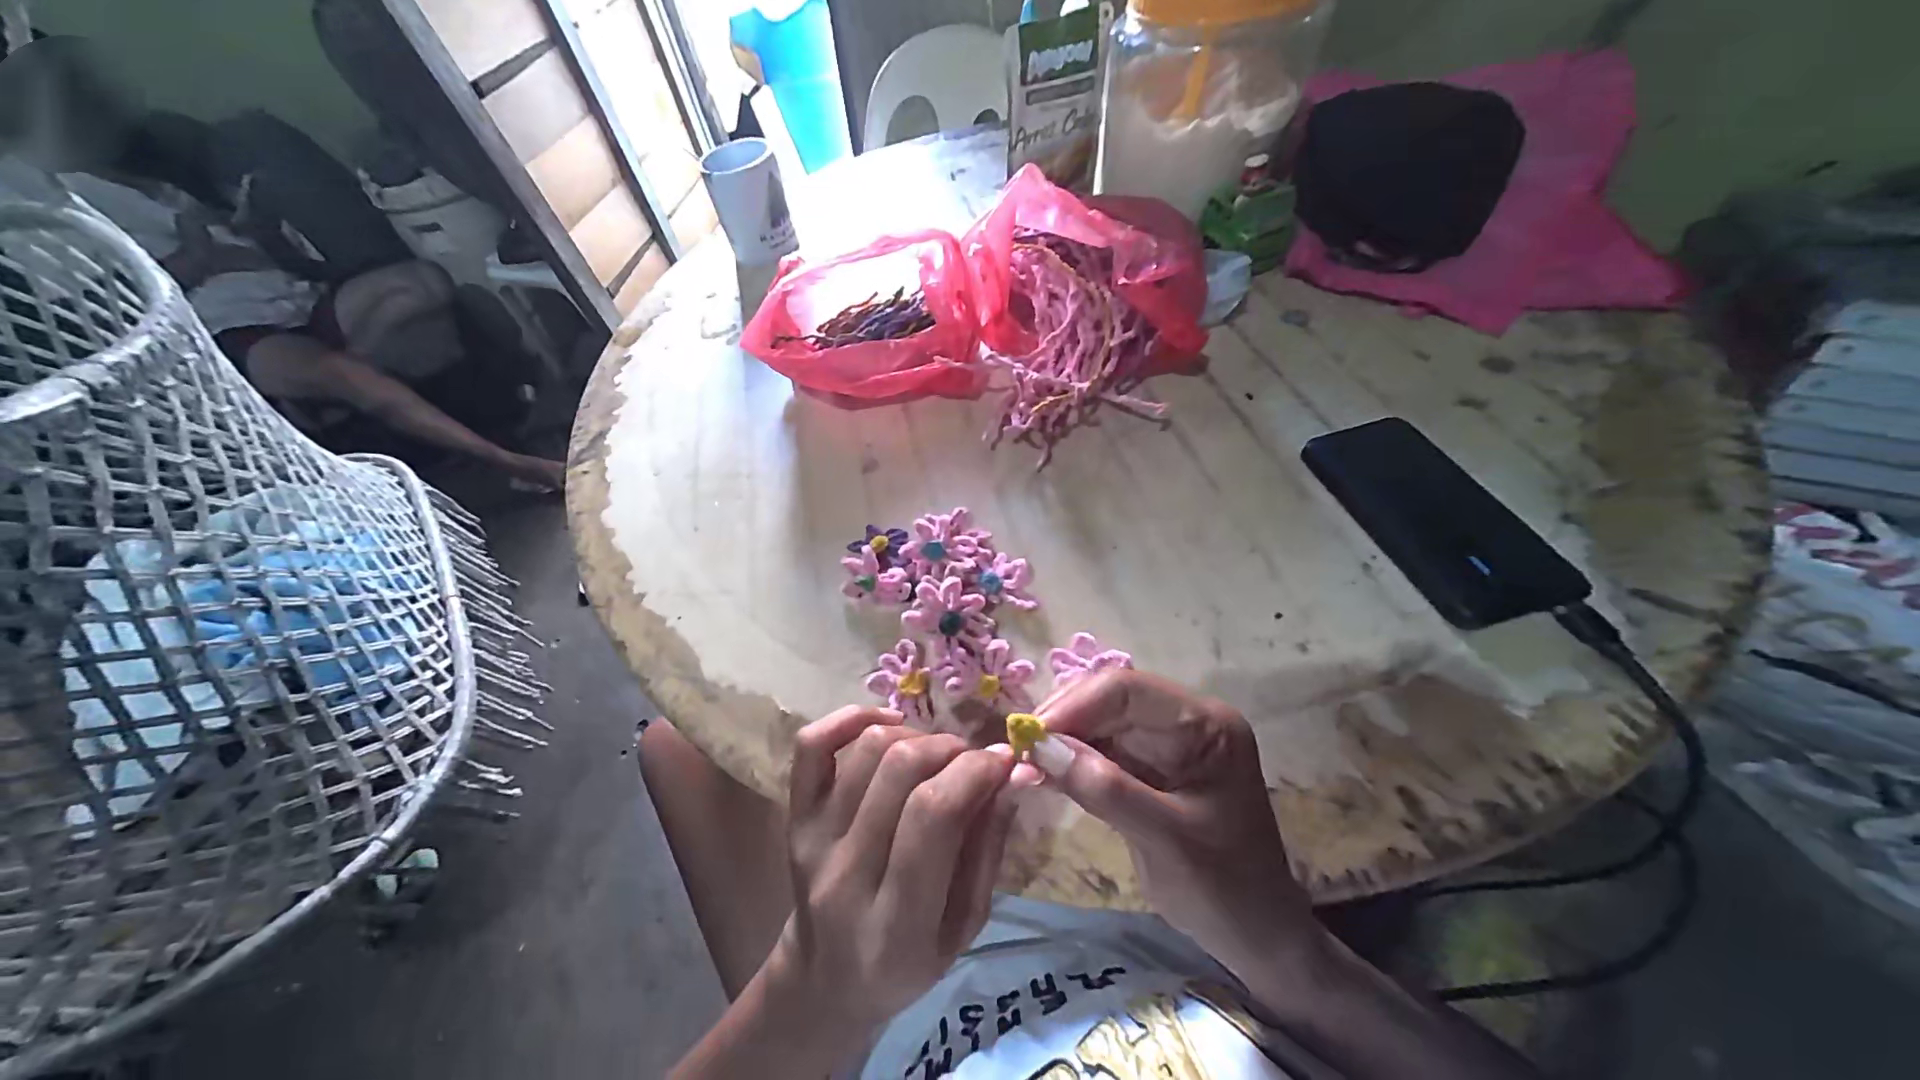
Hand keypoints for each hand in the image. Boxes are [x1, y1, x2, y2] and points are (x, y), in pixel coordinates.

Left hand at [764, 706, 1025, 1055]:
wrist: (827, 978)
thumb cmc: (909, 960)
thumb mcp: (965, 923)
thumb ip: (990, 846)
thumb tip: (1016, 772)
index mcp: (895, 923)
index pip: (933, 814)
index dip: (975, 771)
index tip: (1004, 761)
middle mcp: (844, 874)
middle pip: (899, 771)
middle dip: (951, 749)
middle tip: (972, 762)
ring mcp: (811, 839)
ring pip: (867, 749)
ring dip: (917, 736)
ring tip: (938, 755)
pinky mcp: (792, 815)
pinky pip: (812, 744)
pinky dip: (853, 717)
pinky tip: (891, 723)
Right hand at [1034, 671, 1320, 969]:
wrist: (1256, 936)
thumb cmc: (1226, 889)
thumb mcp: (1167, 841)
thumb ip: (1106, 789)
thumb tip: (1042, 748)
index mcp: (1205, 725)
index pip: (1129, 690)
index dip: (1075, 705)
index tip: (1031, 736)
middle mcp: (1183, 721)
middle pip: (1110, 699)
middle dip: (1063, 720)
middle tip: (1020, 751)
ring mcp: (1164, 743)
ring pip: (1098, 722)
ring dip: (1061, 739)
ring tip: (1024, 763)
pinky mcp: (1147, 767)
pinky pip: (1099, 749)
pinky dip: (1069, 760)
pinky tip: (1042, 775)